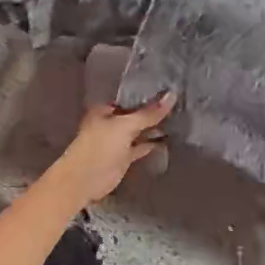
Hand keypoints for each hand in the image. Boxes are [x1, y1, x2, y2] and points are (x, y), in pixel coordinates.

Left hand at [42, 92, 175, 207]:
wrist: (84, 180)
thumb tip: (171, 95)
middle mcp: (111, 122)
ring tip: (180, 115)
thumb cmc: (100, 147)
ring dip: (155, 126)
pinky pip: (142, 145)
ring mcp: (118, 140)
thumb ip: (148, 113)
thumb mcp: (124, 126)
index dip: (147, 92)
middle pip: (136, 113)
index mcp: (105, 109)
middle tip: (180, 99)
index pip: (130, 96)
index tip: (169, 84)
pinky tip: (170, 136)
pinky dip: (153, 142)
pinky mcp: (124, 156)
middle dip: (154, 109)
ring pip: (140, 130)